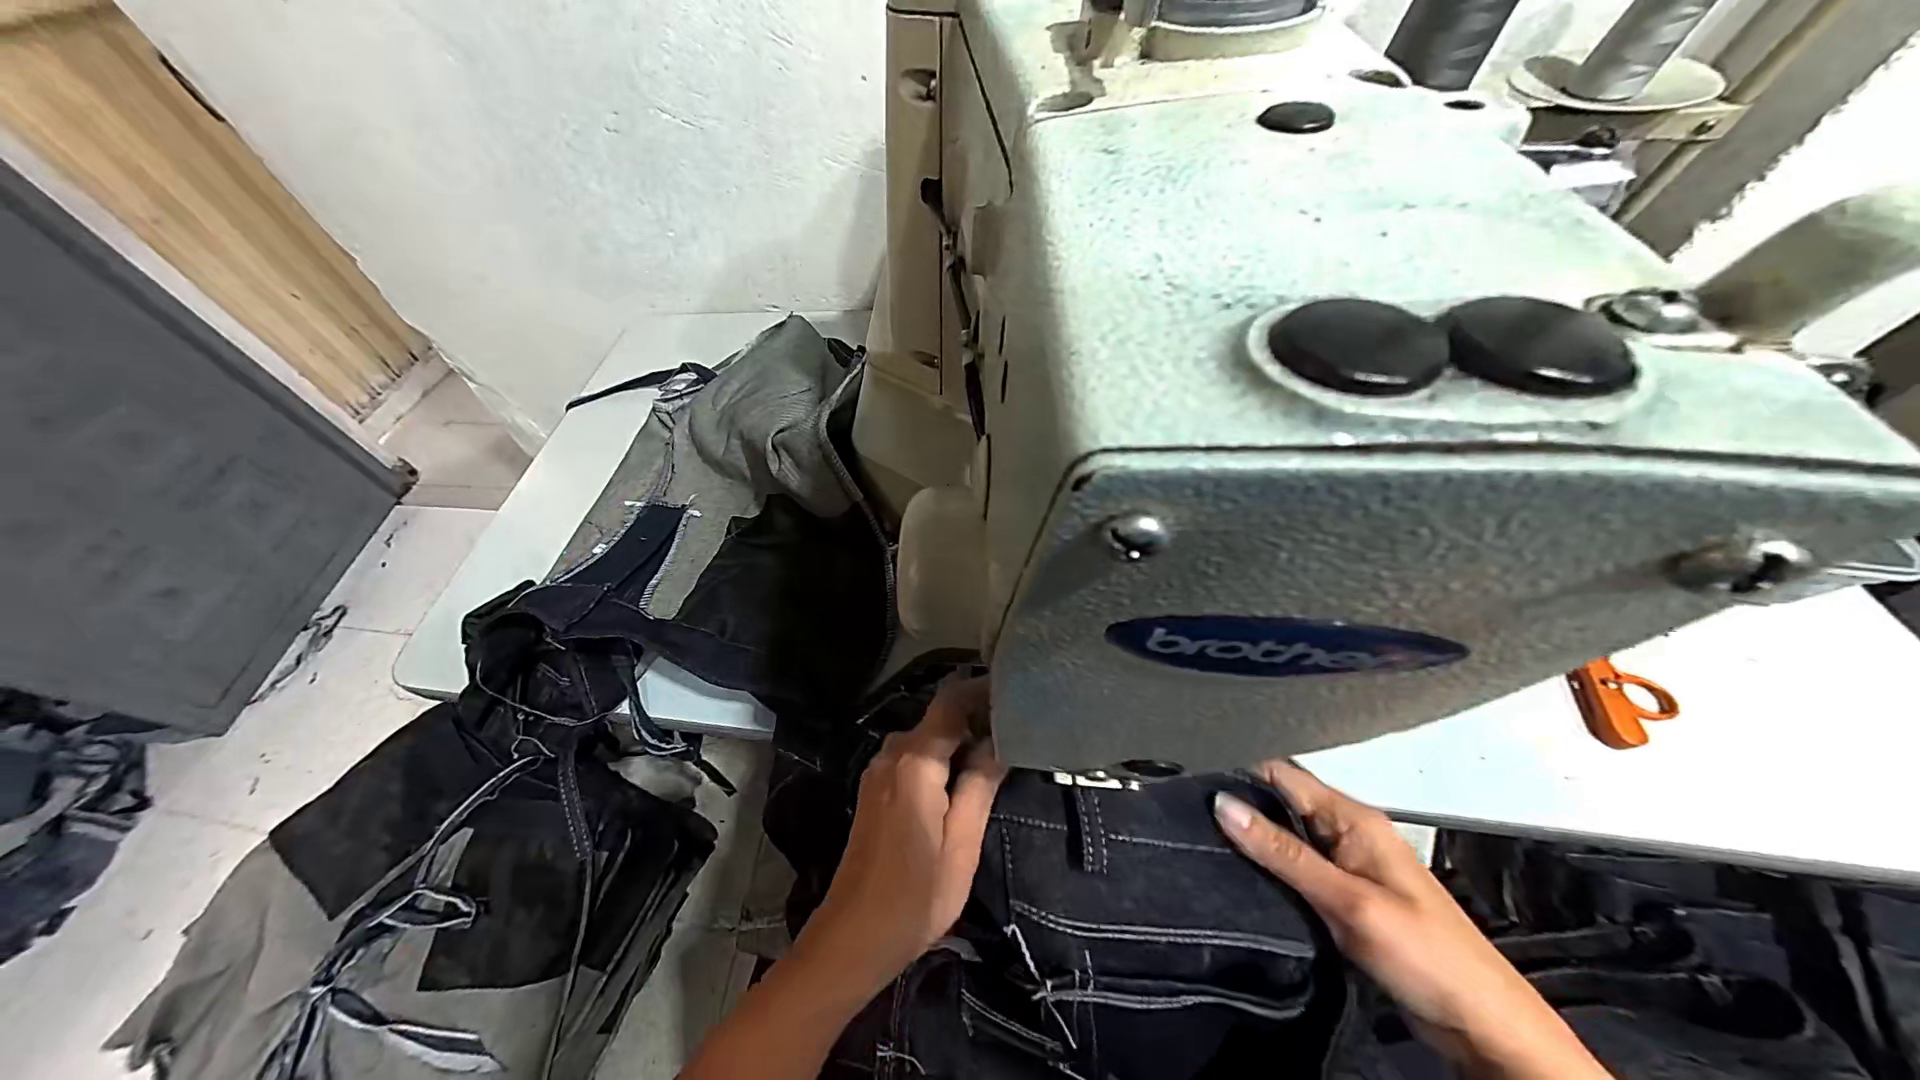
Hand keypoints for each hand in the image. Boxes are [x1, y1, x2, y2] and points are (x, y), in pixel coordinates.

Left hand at [788, 678, 1007, 999]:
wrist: (852, 938)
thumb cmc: (915, 896)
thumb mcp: (962, 843)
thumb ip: (981, 784)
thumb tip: (1000, 741)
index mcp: (915, 761)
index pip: (951, 701)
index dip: (983, 690)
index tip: (1016, 692)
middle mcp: (891, 754)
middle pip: (937, 717)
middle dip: (976, 716)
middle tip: (1017, 728)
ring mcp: (878, 771)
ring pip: (925, 736)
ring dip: (958, 738)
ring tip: (998, 751)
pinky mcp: (874, 790)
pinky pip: (912, 756)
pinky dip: (939, 756)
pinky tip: (962, 777)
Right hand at [1213, 762, 1609, 1079]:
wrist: (1486, 1029)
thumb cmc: (1430, 959)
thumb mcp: (1347, 902)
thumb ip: (1282, 854)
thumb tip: (1224, 805)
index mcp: (1355, 819)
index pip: (1282, 774)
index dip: (1240, 775)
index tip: (1196, 788)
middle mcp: (1349, 833)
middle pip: (1281, 802)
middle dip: (1242, 807)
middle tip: (1194, 820)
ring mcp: (1349, 865)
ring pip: (1286, 837)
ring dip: (1255, 841)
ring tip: (1208, 847)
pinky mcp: (1346, 896)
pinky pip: (1297, 869)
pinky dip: (1271, 870)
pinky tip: (1246, 880)